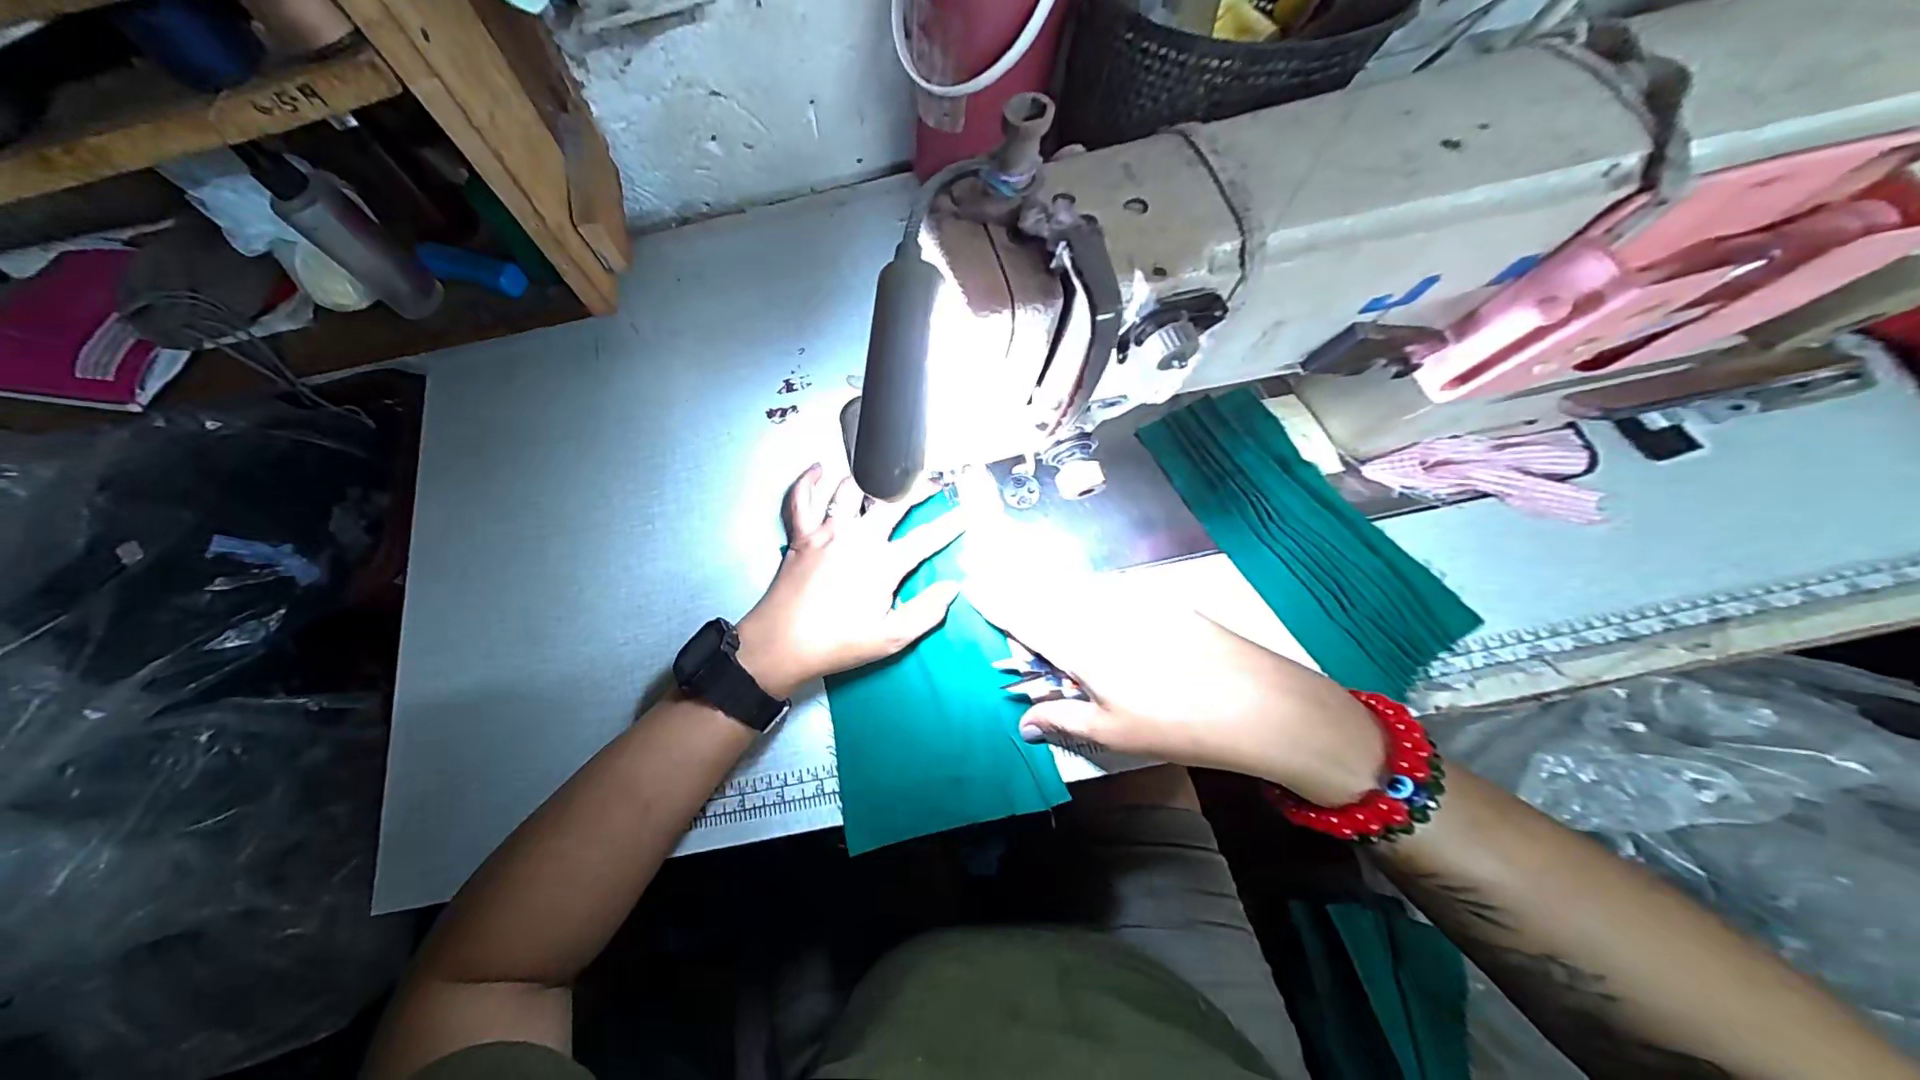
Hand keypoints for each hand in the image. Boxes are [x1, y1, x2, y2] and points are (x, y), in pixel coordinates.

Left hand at [735, 464, 963, 698]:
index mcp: (883, 564)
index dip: (951, 525)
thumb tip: (952, 589)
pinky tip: (817, 470)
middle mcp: (856, 539)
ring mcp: (826, 533)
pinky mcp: (801, 536)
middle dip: (917, 487)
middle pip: (892, 501)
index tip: (965, 514)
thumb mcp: (890, 638)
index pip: (926, 539)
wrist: (779, 645)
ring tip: (884, 475)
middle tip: (932, 481)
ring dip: (869, 480)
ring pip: (849, 491)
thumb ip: (926, 613)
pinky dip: (808, 481)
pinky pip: (801, 500)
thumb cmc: (835, 644)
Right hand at [967, 574, 1385, 806]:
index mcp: (1081, 645)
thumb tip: (1025, 721)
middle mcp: (1102, 611)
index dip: (998, 600)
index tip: (973, 583)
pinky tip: (1088, 593)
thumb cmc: (1178, 725)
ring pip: (1078, 585)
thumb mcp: (1114, 731)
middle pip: (1048, 589)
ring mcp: (1135, 599)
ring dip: (1051, 583)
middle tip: (991, 566)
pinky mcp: (1162, 598)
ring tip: (1029, 578)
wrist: (1262, 703)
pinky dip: (1088, 588)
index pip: (1026, 616)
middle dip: (1016, 580)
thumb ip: (1063, 718)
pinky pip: (1110, 587)